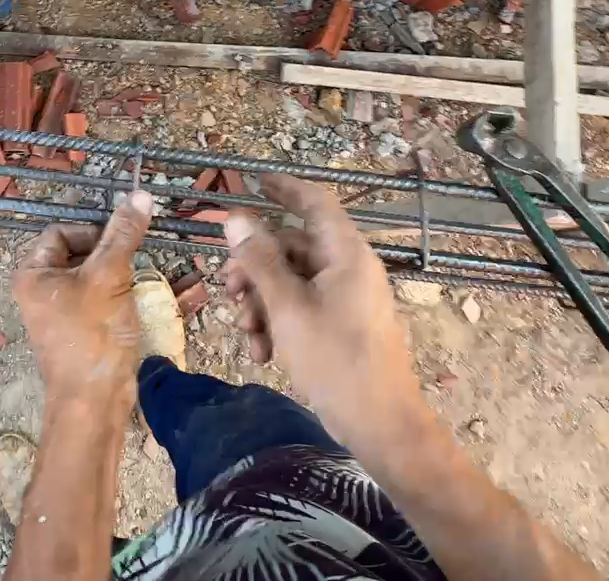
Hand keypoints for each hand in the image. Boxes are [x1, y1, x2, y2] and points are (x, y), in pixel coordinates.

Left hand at [12, 191, 153, 403]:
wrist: (94, 404)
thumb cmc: (92, 335)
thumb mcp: (109, 276)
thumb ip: (124, 235)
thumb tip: (140, 196)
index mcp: (32, 274)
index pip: (61, 233)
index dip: (92, 232)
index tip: (120, 243)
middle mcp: (40, 292)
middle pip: (79, 254)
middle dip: (111, 256)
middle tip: (133, 263)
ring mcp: (59, 315)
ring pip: (94, 279)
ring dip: (121, 277)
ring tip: (140, 283)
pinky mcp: (80, 333)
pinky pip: (101, 303)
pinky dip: (122, 298)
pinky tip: (143, 302)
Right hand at [221, 173, 426, 438]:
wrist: (381, 427)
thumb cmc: (336, 361)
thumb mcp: (287, 307)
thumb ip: (260, 260)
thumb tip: (236, 218)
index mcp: (345, 254)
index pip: (315, 202)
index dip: (284, 188)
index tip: (254, 181)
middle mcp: (348, 268)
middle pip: (291, 247)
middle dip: (254, 268)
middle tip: (227, 289)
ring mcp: (347, 298)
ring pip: (291, 281)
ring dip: (261, 302)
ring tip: (246, 333)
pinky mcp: (342, 325)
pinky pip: (302, 308)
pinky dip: (278, 323)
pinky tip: (261, 351)